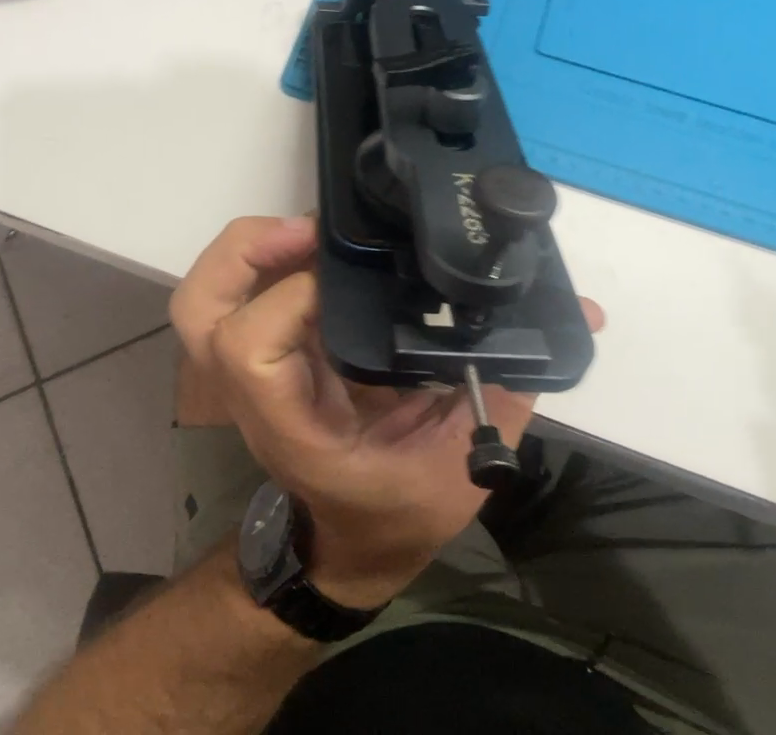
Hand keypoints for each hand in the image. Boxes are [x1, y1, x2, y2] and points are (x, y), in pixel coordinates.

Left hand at [170, 216, 604, 610]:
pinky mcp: (274, 355)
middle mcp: (257, 395)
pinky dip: (276, 262)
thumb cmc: (397, 516)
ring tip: (316, 231)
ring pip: (211, 297)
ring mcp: (257, 372)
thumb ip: (507, 390)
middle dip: (245, 252)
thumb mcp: (463, 465)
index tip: (349, 279)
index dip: (288, 297)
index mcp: (293, 427)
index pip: (248, 350)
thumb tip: (574, 318)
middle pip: (202, 309)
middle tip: (309, 230)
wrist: (353, 544)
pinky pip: (250, 296)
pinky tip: (330, 254)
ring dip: (255, 249)